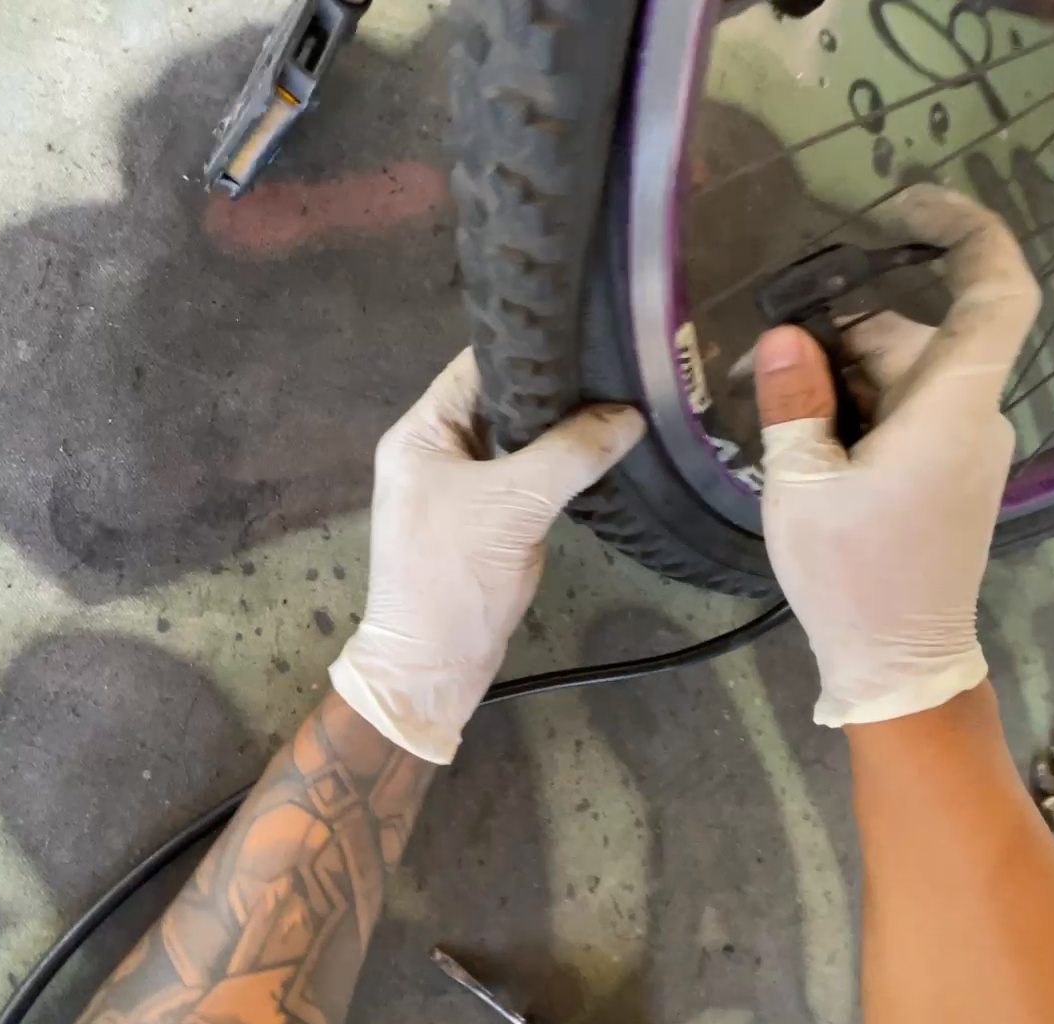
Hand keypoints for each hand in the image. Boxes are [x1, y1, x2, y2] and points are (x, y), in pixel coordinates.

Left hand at [330, 350, 646, 762]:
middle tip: (617, 362)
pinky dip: (557, 462)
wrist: (434, 663)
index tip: (587, 329)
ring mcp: (461, 484)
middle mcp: (437, 449)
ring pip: (515, 438)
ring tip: (620, 395)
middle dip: (553, 386)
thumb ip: (571, 452)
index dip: (528, 347)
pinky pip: (525, 474)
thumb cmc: (455, 575)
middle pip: (498, 400)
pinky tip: (600, 445)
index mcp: (421, 432)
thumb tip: (632, 413)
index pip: (475, 367)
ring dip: (559, 426)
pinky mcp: (486, 516)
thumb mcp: (513, 504)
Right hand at [754, 184, 1040, 727]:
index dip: (967, 235)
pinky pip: (900, 418)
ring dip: (835, 382)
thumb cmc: (849, 569)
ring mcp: (959, 451)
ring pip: (899, 383)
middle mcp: (970, 419)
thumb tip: (783, 336)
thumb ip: (795, 402)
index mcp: (949, 410)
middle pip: (913, 342)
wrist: (893, 655)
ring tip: (766, 411)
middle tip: (756, 364)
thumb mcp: (801, 483)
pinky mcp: (941, 478)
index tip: (906, 208)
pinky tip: (800, 439)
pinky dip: (851, 412)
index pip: (994, 296)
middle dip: (836, 339)